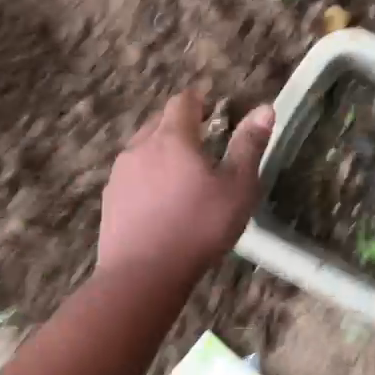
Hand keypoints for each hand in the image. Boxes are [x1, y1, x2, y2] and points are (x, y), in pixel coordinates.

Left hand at [99, 90, 274, 277]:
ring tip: (183, 170)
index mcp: (173, 138)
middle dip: (180, 123)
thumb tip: (264, 109)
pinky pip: (132, 174)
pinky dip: (148, 175)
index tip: (213, 106)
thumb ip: (250, 145)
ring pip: (142, 148)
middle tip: (204, 137)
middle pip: (159, 122)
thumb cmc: (199, 225)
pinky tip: (162, 199)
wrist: (142, 275)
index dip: (199, 99)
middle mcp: (141, 148)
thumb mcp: (238, 186)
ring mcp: (120, 175)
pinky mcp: (110, 201)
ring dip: (162, 150)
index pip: (182, 102)